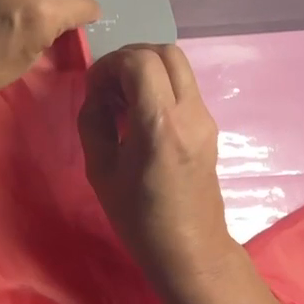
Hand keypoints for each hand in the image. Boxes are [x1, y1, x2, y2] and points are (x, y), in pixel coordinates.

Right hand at [76, 44, 229, 277]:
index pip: (139, 62)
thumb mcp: (100, 171)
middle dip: (130, 57)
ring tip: (122, 98)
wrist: (191, 251)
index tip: (94, 89)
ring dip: (146, 68)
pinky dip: (158, 84)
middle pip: (165, 52)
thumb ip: (94, 122)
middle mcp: (189, 113)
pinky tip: (139, 113)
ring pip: (178, 65)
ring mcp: (204, 117)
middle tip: (108, 85)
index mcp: (160, 125)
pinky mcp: (208, 125)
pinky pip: (183, 85)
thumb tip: (97, 94)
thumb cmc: (139, 218)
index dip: (110, 65)